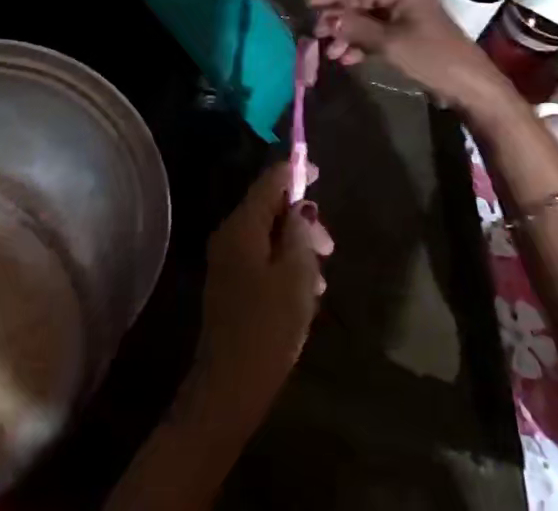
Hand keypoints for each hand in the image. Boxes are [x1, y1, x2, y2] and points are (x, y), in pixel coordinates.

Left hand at [186, 163, 333, 424]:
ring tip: (320, 282)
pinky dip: (285, 266)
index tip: (319, 172)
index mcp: (241, 228)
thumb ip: (299, 234)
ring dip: (297, 249)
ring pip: (268, 237)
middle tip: (330, 248)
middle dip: (302, 221)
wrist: (230, 385)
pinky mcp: (231, 285)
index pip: (268, 183)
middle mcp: (229, 237)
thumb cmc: (267, 327)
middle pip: (268, 210)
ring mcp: (227, 262)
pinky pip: (262, 260)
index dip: (294, 172)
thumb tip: (301, 208)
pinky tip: (304, 295)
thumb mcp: (296, 277)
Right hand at [311, 0, 509, 110]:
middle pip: (362, 0)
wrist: (469, 87)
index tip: (309, 5)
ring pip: (367, 18)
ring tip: (330, 52)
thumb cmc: (432, 59)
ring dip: (347, 32)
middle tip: (317, 32)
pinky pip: (377, 33)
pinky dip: (361, 43)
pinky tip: (347, 58)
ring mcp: (407, 17)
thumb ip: (357, 27)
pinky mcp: (408, 36)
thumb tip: (328, 18)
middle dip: (338, 16)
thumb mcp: (390, 43)